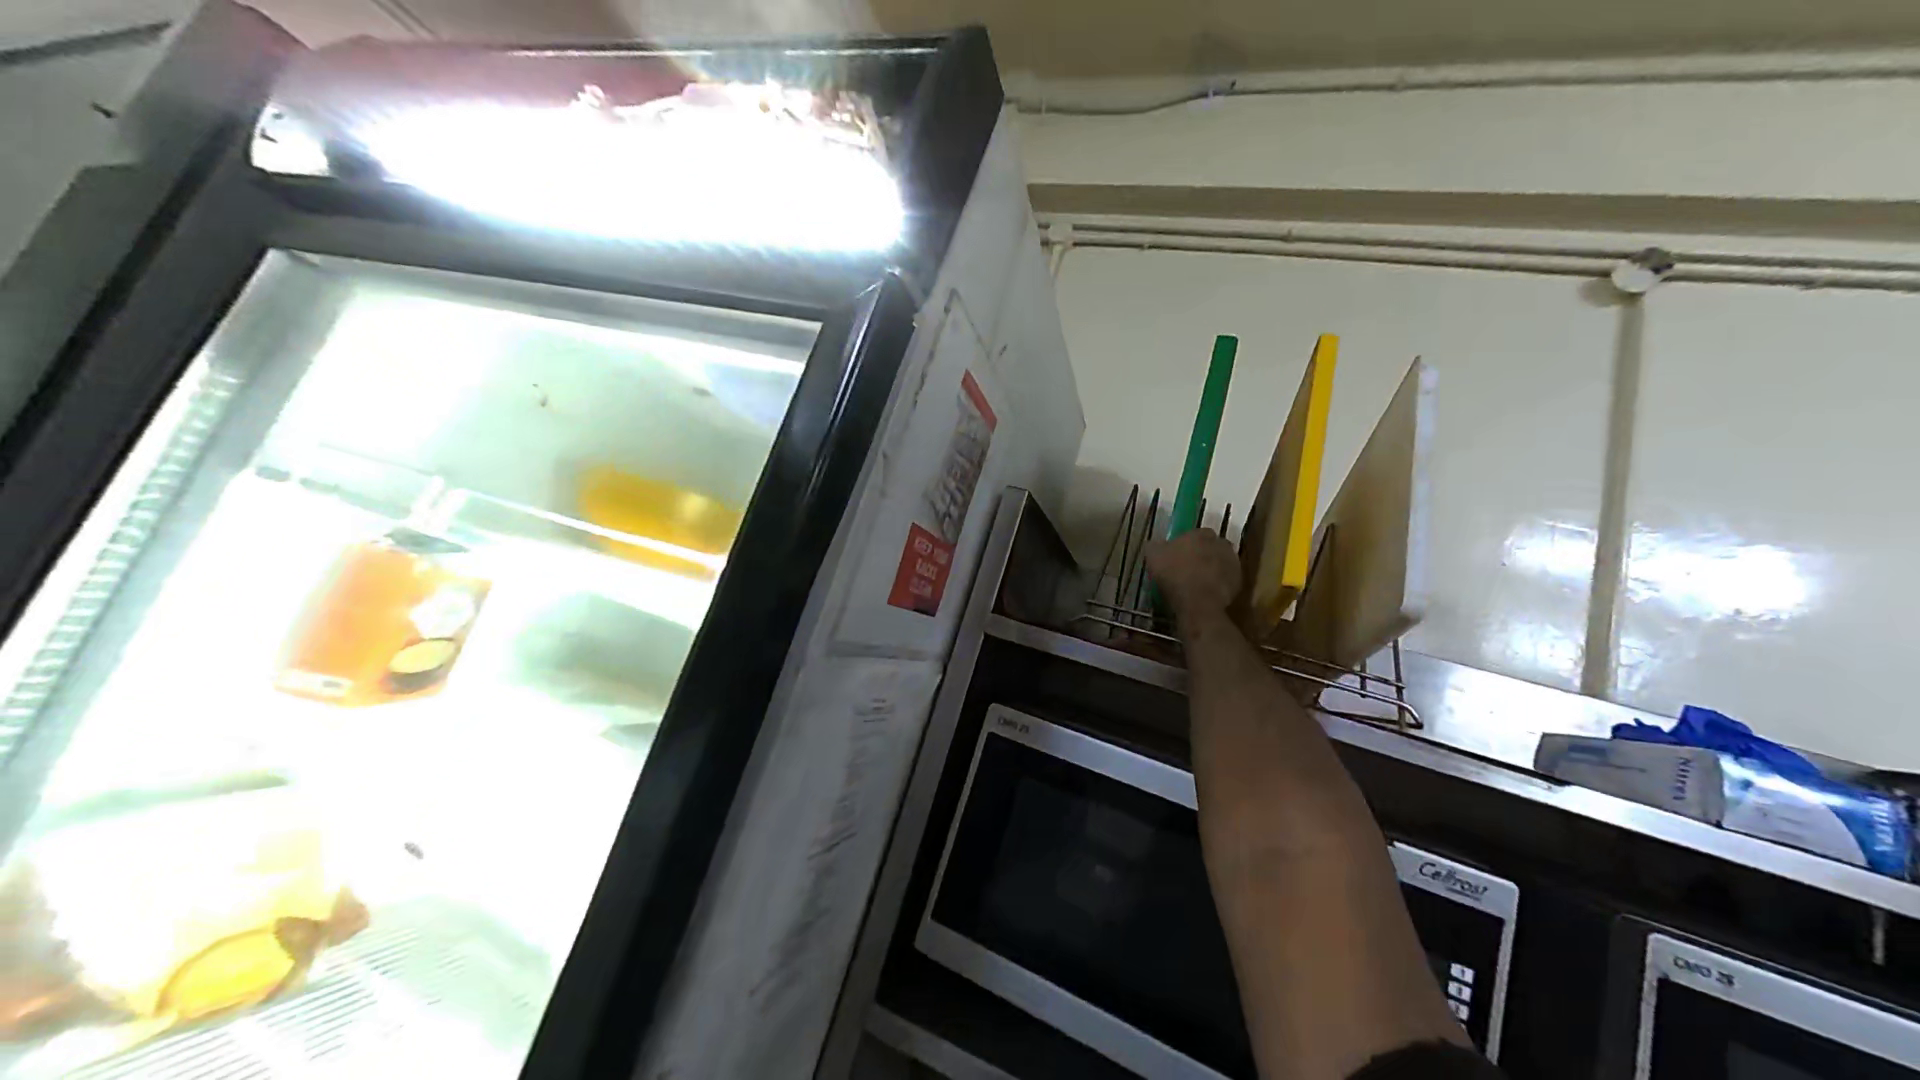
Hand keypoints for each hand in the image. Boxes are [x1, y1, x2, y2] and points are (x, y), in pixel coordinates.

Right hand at [1146, 529, 1240, 620]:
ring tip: (1197, 582)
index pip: (1195, 534)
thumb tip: (1156, 544)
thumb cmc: (1174, 574)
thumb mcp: (1153, 556)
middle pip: (1211, 547)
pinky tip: (1206, 593)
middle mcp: (1221, 543)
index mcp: (1201, 533)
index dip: (1186, 544)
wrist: (1197, 602)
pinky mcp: (1238, 581)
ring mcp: (1233, 562)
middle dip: (1202, 554)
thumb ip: (1156, 546)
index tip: (1178, 554)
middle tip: (1188, 567)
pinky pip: (1226, 579)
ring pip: (1220, 562)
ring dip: (1212, 569)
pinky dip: (1218, 584)